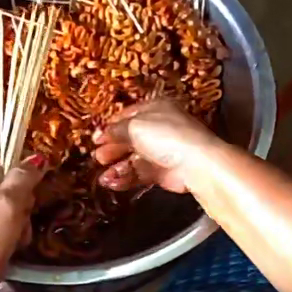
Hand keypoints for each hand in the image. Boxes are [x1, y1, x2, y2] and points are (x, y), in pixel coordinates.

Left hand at [0, 150, 43, 291]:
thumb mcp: (9, 203)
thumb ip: (24, 177)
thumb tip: (37, 159)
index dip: (16, 160)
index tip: (31, 176)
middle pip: (5, 176)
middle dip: (20, 196)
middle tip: (20, 212)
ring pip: (9, 198)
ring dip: (19, 215)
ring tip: (16, 231)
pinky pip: (3, 216)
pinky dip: (13, 227)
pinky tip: (14, 240)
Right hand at [92, 99, 230, 193]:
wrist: (196, 164)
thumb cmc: (166, 136)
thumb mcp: (135, 126)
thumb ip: (114, 130)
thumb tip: (101, 134)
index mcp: (156, 109)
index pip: (127, 116)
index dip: (110, 127)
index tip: (95, 138)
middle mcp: (159, 128)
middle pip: (129, 139)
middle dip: (112, 149)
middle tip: (98, 157)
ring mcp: (162, 151)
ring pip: (133, 159)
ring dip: (116, 168)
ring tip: (103, 177)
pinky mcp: (163, 172)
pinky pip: (140, 174)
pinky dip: (125, 179)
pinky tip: (113, 183)